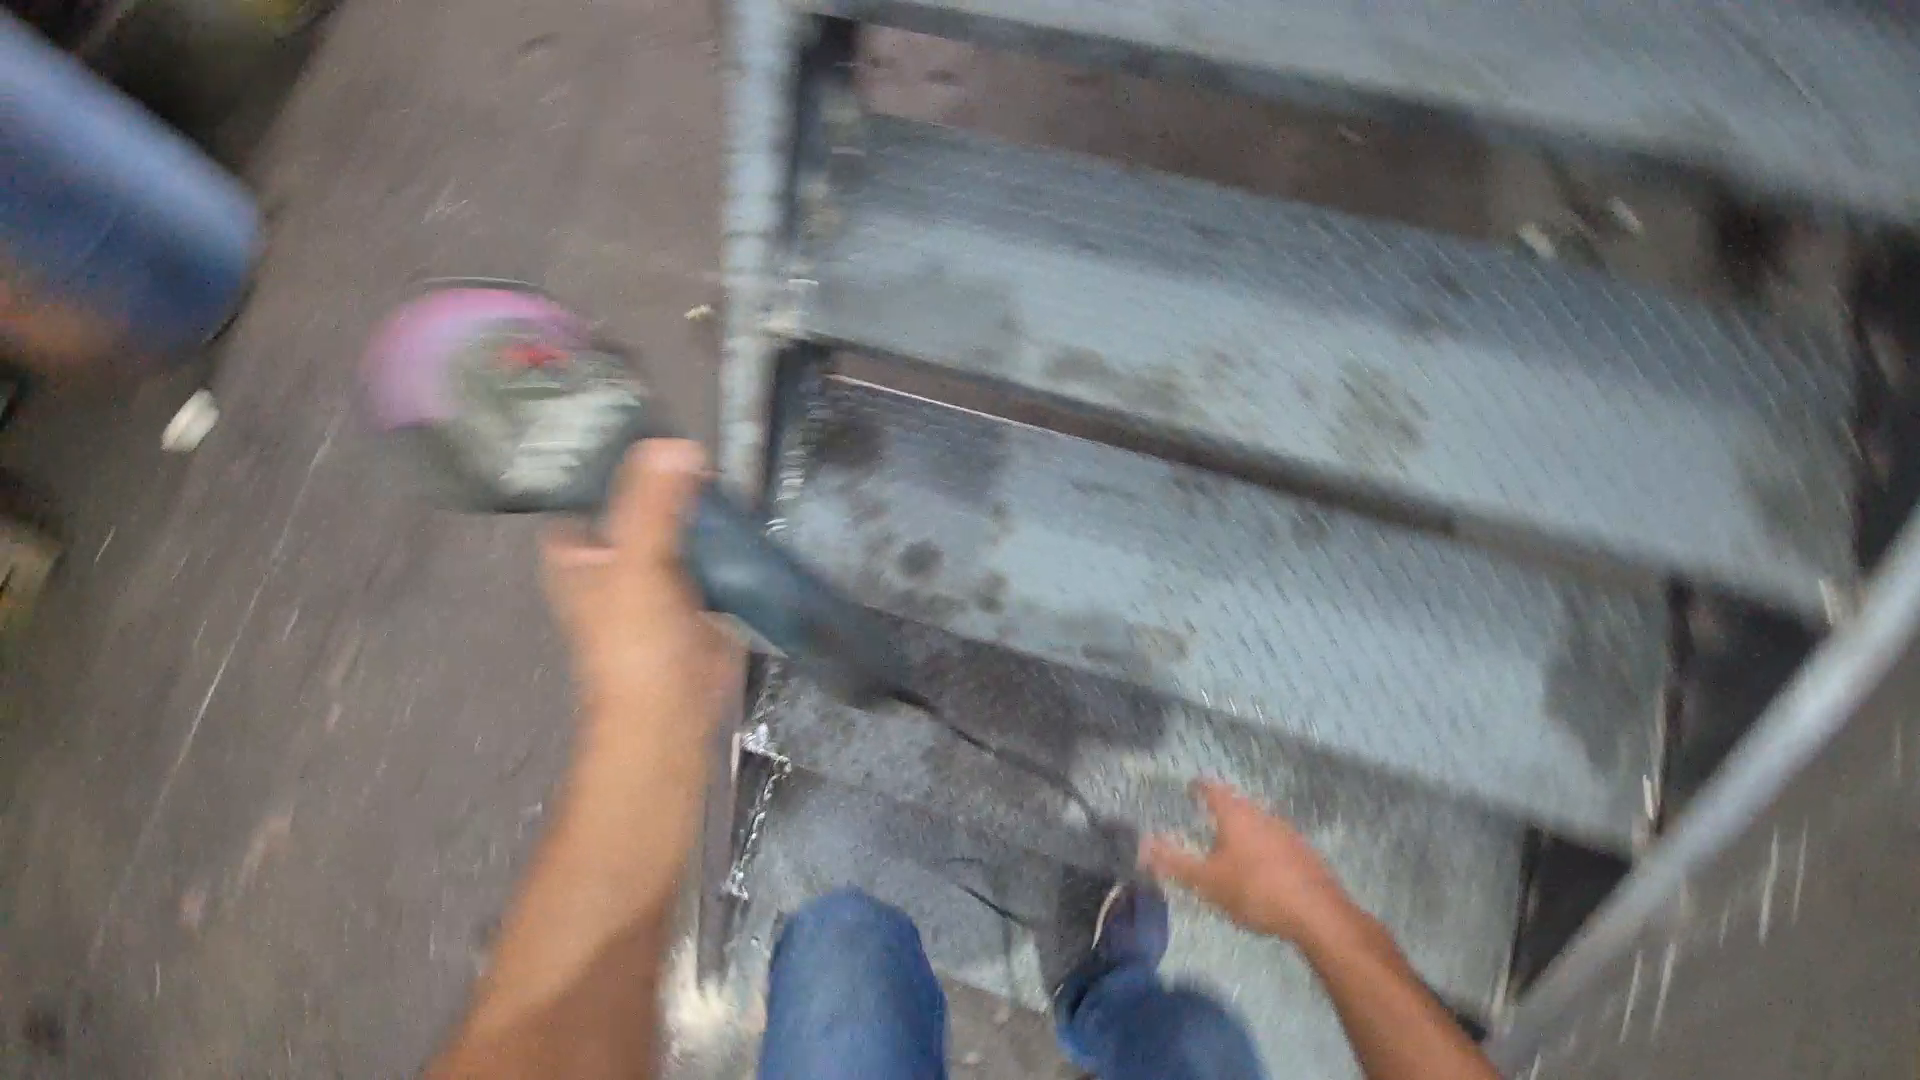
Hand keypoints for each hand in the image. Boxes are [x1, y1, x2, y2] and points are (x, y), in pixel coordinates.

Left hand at [542, 440, 734, 744]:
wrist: (675, 709)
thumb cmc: (636, 642)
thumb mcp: (636, 562)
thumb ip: (653, 502)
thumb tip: (678, 443)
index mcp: (580, 551)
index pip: (590, 488)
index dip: (612, 457)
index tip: (647, 419)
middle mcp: (614, 558)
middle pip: (642, 502)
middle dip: (668, 477)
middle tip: (698, 439)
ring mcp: (658, 575)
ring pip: (679, 525)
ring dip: (700, 505)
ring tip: (725, 463)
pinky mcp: (698, 592)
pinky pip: (710, 551)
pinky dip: (725, 534)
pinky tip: (744, 508)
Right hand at [1140, 780, 1362, 945]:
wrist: (1318, 915)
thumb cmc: (1255, 891)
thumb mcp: (1207, 881)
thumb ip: (1174, 863)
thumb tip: (1141, 844)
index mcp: (1235, 814)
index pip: (1211, 788)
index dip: (1198, 787)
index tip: (1188, 790)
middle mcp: (1261, 814)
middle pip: (1236, 804)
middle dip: (1220, 811)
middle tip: (1204, 822)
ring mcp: (1287, 832)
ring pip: (1257, 823)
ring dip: (1242, 831)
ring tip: (1229, 849)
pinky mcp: (1305, 854)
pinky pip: (1275, 842)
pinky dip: (1262, 849)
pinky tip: (1260, 871)